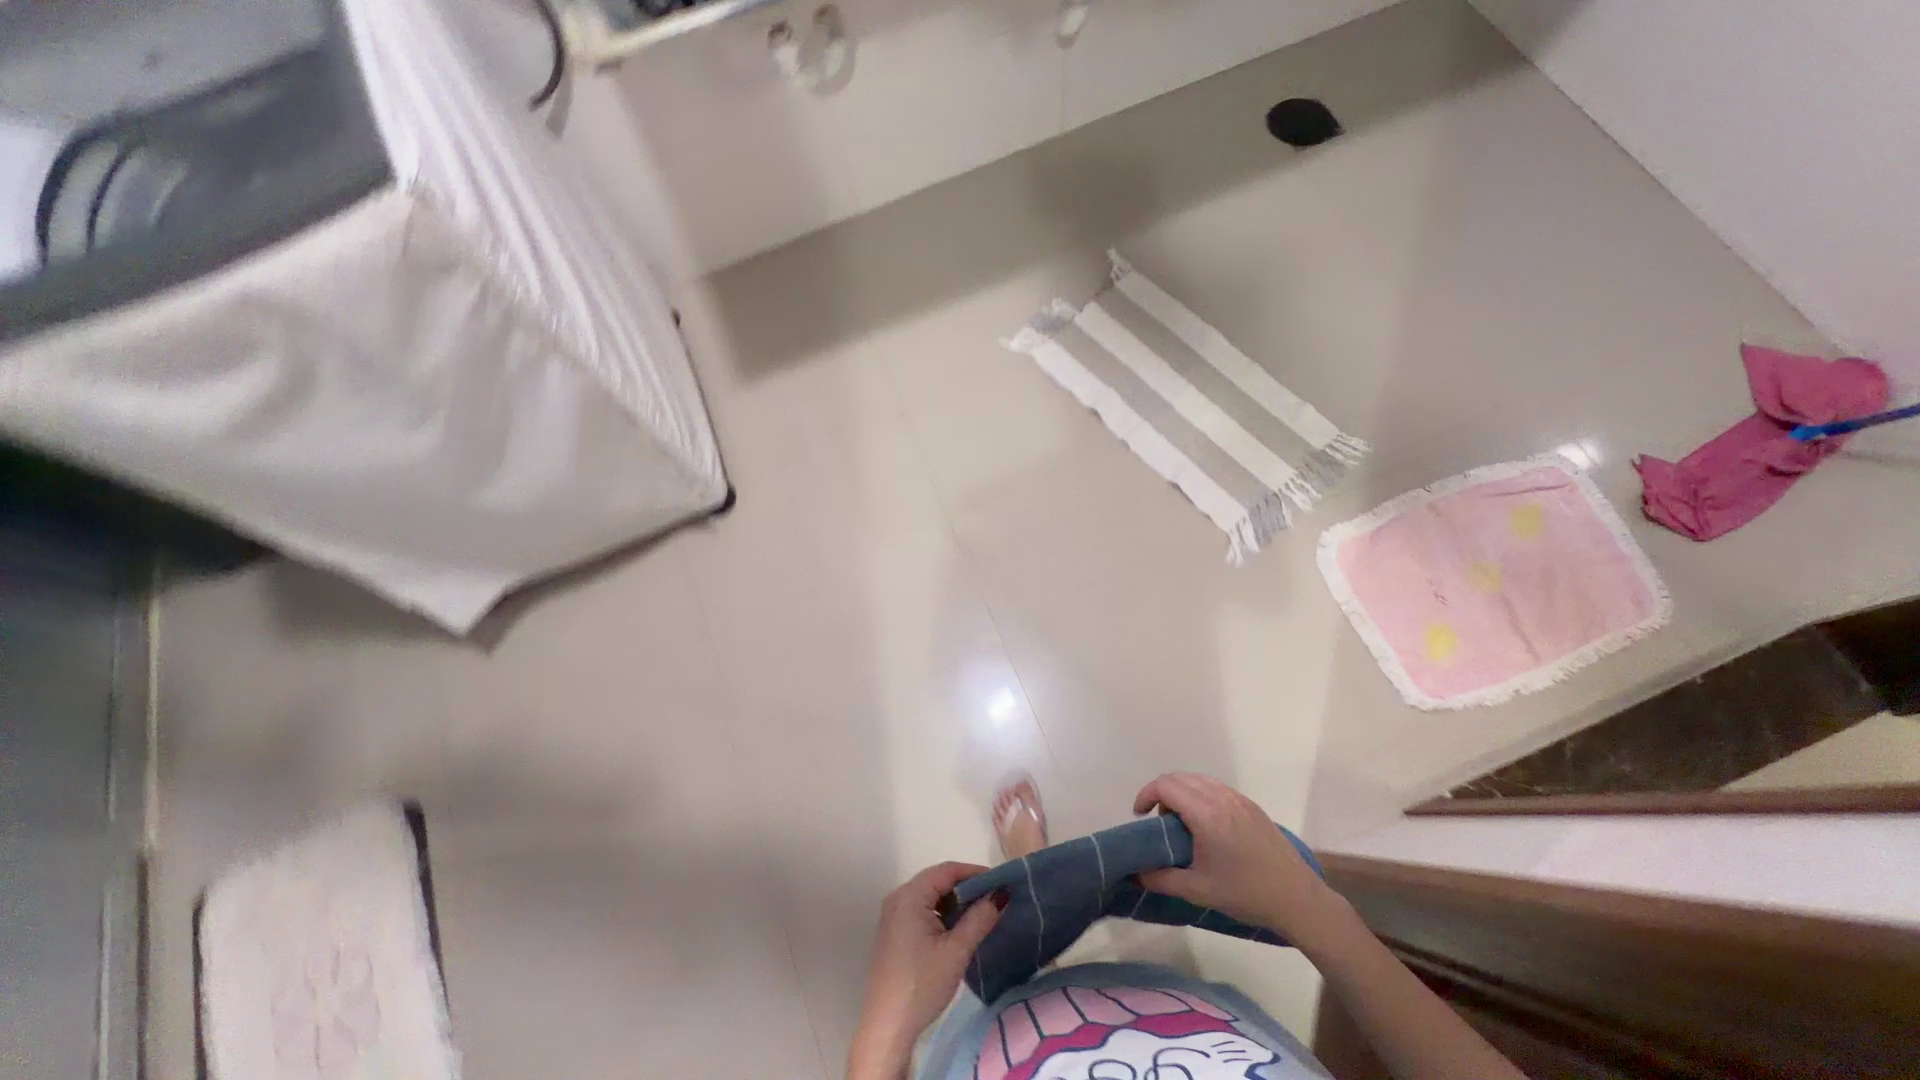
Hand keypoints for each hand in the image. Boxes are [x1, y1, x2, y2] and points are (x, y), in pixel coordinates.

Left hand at [848, 862, 1006, 1079]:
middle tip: (996, 899)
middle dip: (967, 887)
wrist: (888, 1026)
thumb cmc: (922, 985)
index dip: (975, 873)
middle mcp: (897, 899)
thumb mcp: (957, 951)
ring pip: (930, 897)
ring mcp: (893, 916)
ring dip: (955, 903)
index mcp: (909, 896)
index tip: (1002, 883)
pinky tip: (960, 929)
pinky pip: (922, 911)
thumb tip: (1001, 894)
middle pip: (937, 881)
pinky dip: (942, 915)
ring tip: (983, 914)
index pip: (946, 870)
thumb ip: (979, 918)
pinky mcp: (894, 933)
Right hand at [1133, 773, 1345, 946]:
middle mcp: (1222, 798)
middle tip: (1157, 821)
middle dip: (1161, 792)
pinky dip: (1201, 795)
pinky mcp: (1252, 807)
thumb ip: (1160, 879)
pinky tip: (1205, 824)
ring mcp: (1240, 800)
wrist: (1296, 899)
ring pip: (1200, 780)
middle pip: (1180, 777)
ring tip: (1179, 822)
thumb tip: (1134, 873)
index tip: (1140, 816)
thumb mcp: (1196, 890)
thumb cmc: (1244, 893)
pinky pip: (1217, 788)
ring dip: (1182, 792)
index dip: (1145, 795)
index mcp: (1206, 814)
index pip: (1166, 785)